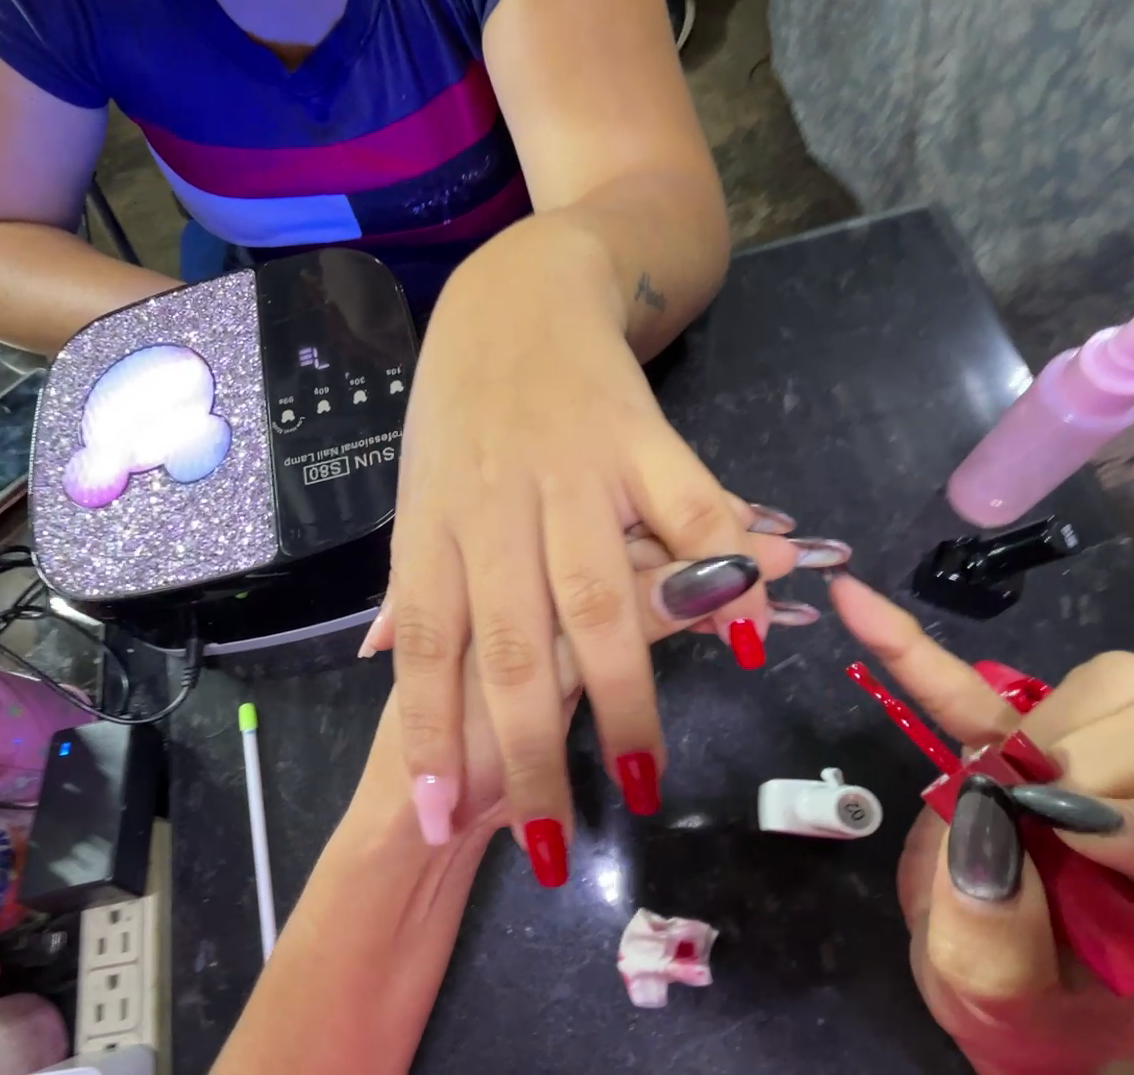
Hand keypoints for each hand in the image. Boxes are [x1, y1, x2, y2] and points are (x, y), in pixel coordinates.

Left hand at [385, 229, 846, 884]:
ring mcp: (571, 470)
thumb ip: (411, 580)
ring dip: (623, 694)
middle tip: (553, 844)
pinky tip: (749, 639)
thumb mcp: (416, 490)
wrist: (519, 288)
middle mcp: (496, 507)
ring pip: (595, 596)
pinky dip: (722, 571)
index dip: (429, 734)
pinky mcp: (641, 434)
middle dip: (528, 752)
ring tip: (644, 776)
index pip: (426, 647)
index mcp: (434, 525)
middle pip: (509, 644)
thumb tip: (385, 662)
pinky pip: (688, 508)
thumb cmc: (461, 403)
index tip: (440, 819)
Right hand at [829, 576, 1133, 1073]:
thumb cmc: (1032, 1019)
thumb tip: (981, 826)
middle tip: (1019, 808)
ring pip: (1124, 685)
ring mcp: (1118, 768)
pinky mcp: (1032, 739)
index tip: (1081, 837)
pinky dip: (922, 654)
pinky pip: (984, 683)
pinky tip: (859, 607)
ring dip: (1042, 724)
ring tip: (986, 779)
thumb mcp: (1010, 1012)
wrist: (1000, 987)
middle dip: (1100, 762)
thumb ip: (995, 944)